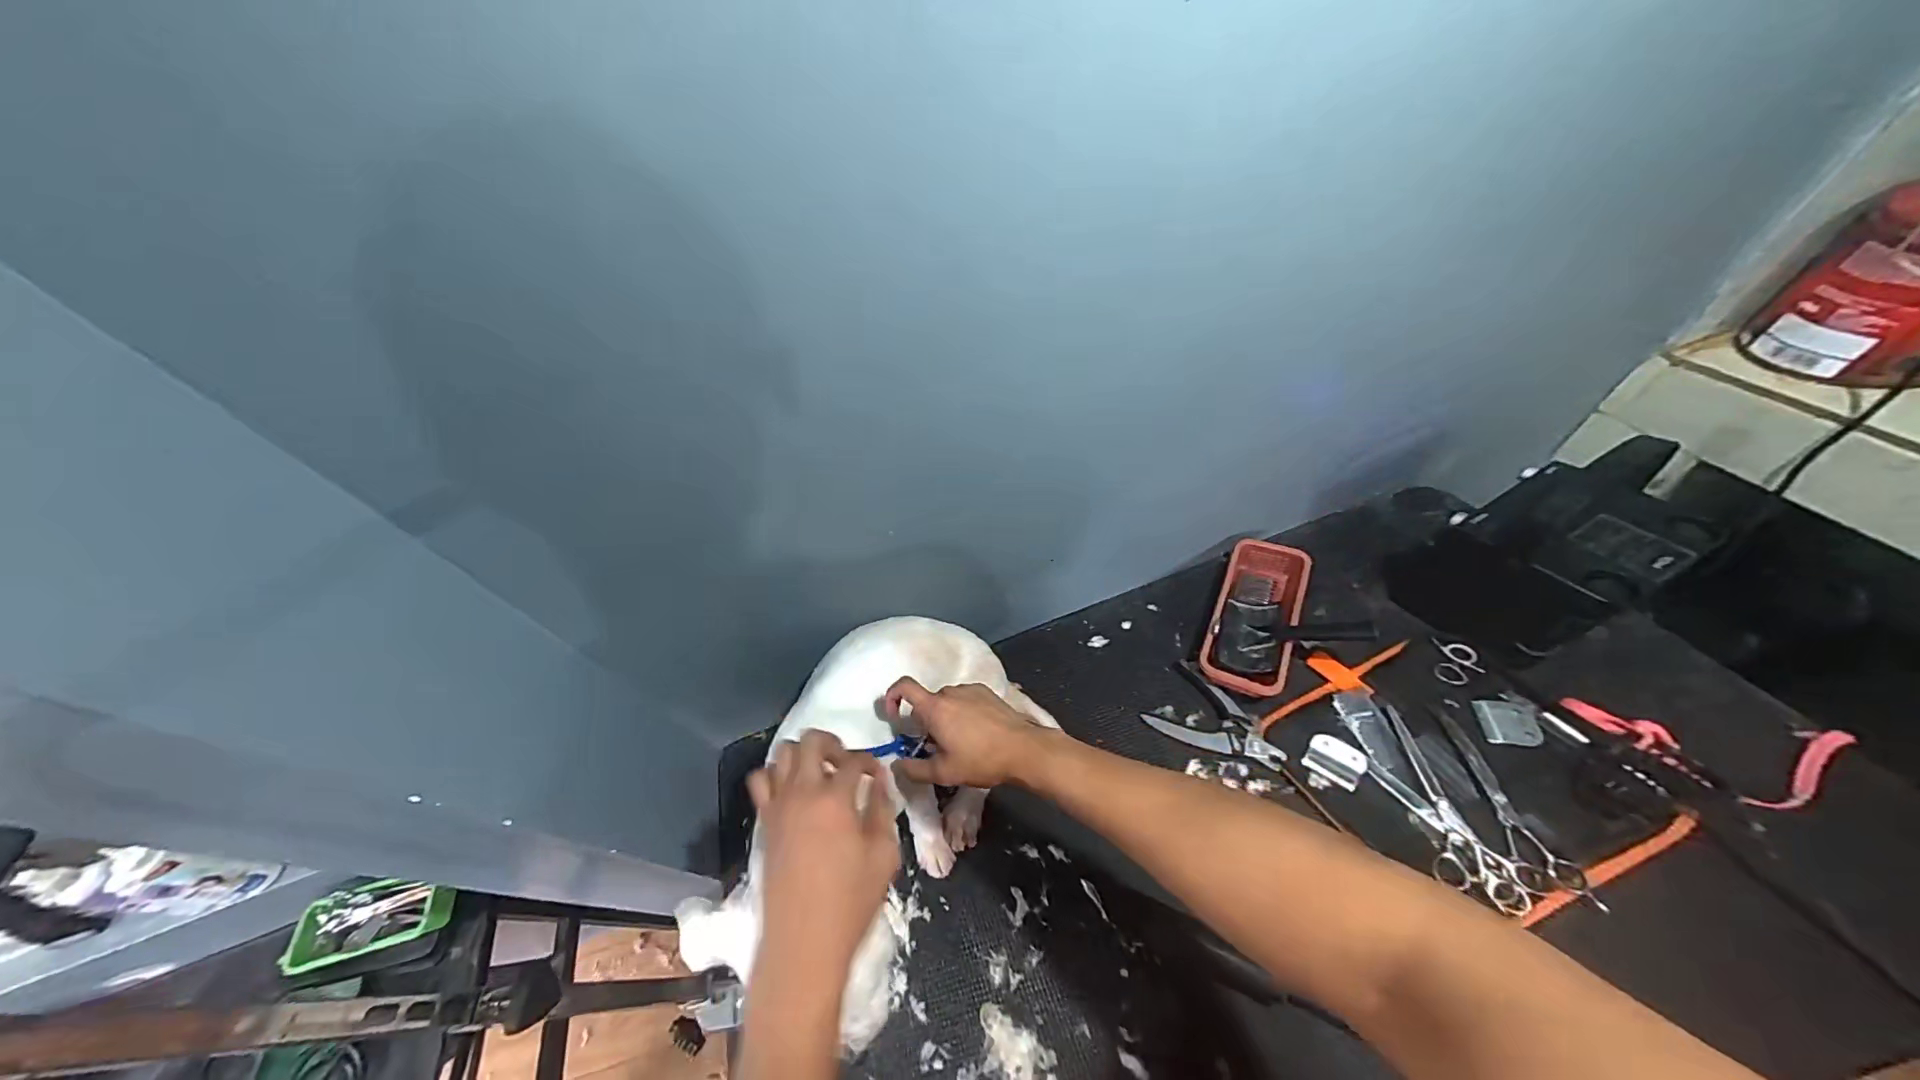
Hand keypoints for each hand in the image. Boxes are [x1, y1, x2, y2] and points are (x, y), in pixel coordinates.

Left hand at [749, 730, 900, 966]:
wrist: (803, 942)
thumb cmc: (851, 901)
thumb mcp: (884, 855)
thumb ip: (882, 811)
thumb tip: (878, 785)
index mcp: (836, 799)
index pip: (855, 760)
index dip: (871, 763)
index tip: (877, 776)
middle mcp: (802, 792)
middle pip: (811, 741)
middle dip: (833, 744)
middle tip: (846, 765)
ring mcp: (778, 806)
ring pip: (781, 754)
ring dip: (803, 755)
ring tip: (819, 775)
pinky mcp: (764, 822)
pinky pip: (761, 781)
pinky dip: (776, 776)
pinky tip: (794, 793)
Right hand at [885, 678, 1063, 788]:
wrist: (1024, 749)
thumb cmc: (981, 760)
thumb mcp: (944, 773)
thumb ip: (914, 769)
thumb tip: (896, 765)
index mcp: (935, 707)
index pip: (904, 687)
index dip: (892, 697)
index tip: (894, 717)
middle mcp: (950, 691)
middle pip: (927, 702)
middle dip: (925, 722)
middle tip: (935, 747)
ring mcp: (971, 689)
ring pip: (947, 702)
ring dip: (946, 717)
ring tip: (960, 743)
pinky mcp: (988, 692)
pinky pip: (966, 699)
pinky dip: (964, 713)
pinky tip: (977, 733)